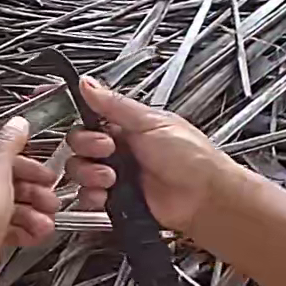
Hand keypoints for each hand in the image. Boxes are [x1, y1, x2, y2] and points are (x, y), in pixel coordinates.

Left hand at [0, 117, 58, 263]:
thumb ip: (9, 144)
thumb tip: (18, 123)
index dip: (28, 167)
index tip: (47, 175)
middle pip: (7, 183)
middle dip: (34, 194)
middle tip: (51, 200)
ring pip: (9, 206)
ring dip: (32, 214)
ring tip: (46, 222)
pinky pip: (5, 226)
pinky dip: (23, 229)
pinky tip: (36, 233)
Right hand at [65, 77, 233, 235]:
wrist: (205, 197)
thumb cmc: (191, 157)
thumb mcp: (151, 122)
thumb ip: (114, 104)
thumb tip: (88, 83)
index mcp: (127, 128)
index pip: (89, 125)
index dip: (88, 132)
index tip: (103, 136)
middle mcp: (120, 151)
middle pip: (79, 149)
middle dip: (88, 152)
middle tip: (109, 154)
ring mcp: (117, 177)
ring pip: (80, 173)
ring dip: (89, 174)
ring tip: (111, 178)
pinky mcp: (116, 201)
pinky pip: (88, 198)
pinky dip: (91, 197)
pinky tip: (106, 194)